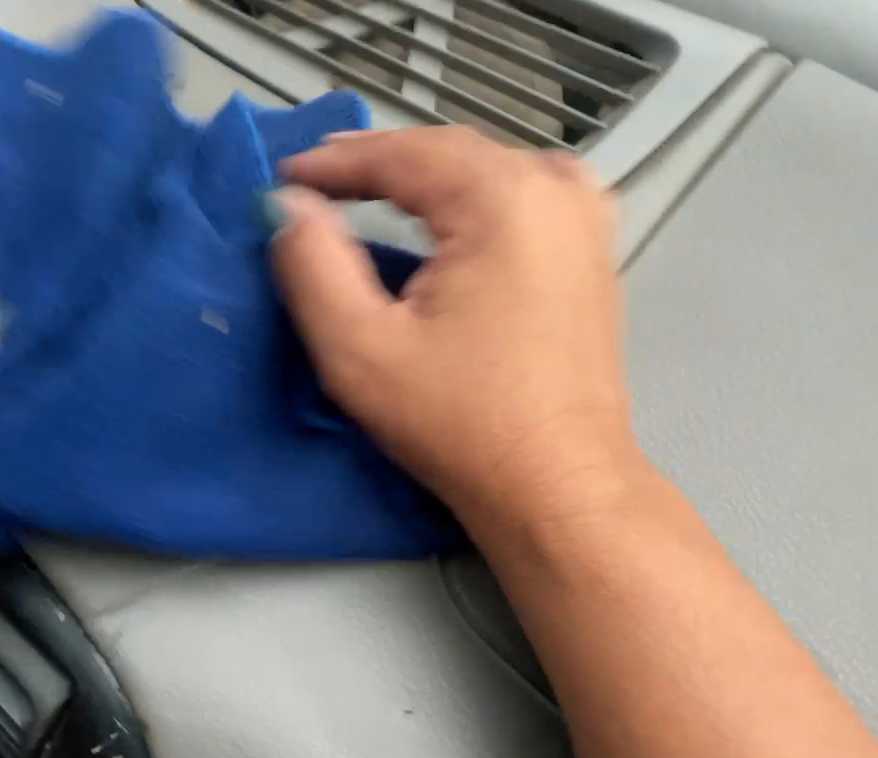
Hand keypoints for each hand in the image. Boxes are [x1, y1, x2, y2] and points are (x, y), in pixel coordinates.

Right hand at [270, 128, 642, 530]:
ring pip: (487, 172)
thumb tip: (288, 207)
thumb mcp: (361, 350)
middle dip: (379, 164)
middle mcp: (556, 190)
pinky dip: (469, 201)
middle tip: (319, 181)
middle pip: (449, 154)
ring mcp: (585, 221)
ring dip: (424, 178)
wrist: (554, 484)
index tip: (285, 175)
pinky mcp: (591, 256)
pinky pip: (520, 200)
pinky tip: (443, 222)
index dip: (336, 161)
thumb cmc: (457, 424)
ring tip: (371, 193)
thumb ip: (314, 267)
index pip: (404, 153)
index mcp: (503, 200)